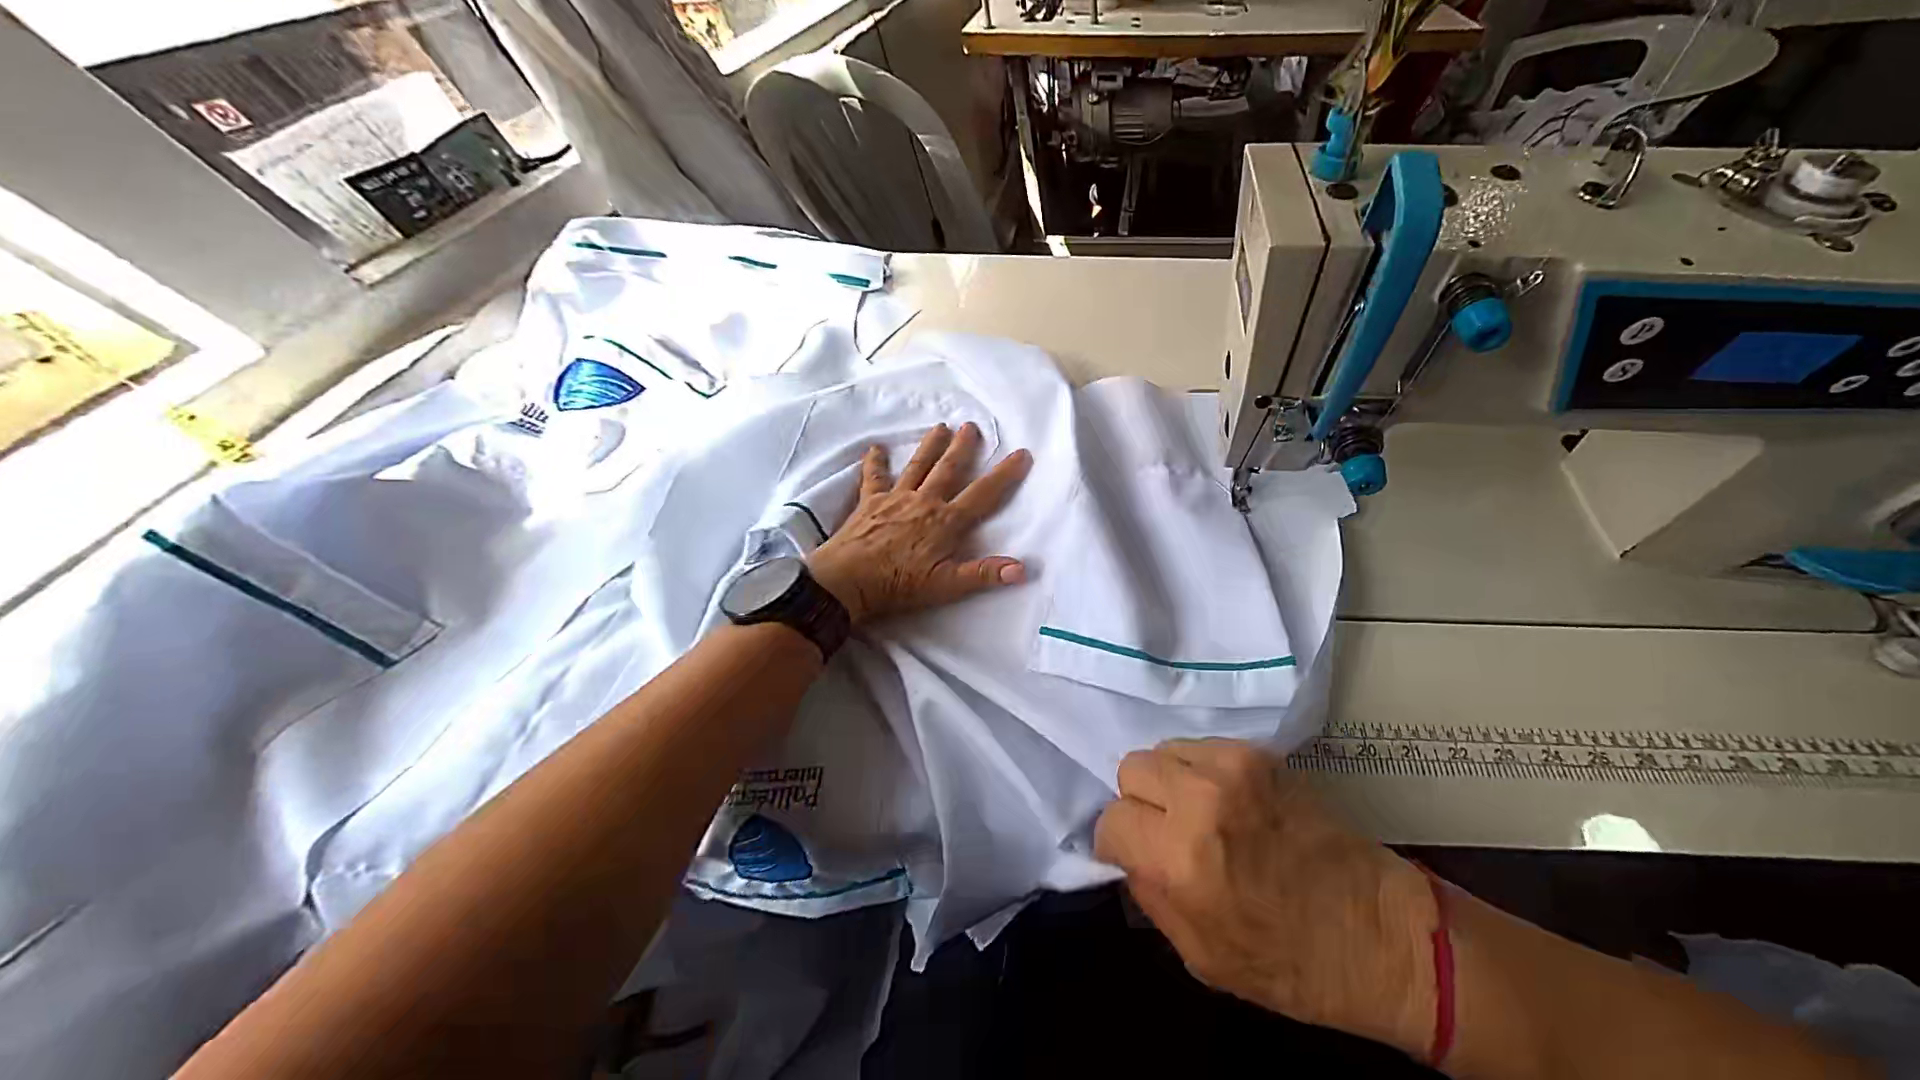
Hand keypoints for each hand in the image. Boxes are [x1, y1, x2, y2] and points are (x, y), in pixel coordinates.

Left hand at [808, 422, 1031, 624]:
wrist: (847, 580)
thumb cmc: (898, 585)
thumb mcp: (946, 586)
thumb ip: (984, 574)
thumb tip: (1022, 569)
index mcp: (946, 521)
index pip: (983, 494)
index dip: (1005, 474)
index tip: (1022, 454)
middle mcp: (924, 501)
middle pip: (949, 469)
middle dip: (963, 448)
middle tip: (972, 426)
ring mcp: (895, 498)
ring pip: (918, 466)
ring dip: (930, 446)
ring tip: (941, 428)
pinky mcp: (870, 502)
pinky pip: (874, 477)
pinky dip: (875, 462)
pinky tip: (875, 448)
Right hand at [1094, 738, 1437, 1056]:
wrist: (1384, 936)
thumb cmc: (1292, 964)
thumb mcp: (1200, 955)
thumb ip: (1150, 895)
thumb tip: (1126, 854)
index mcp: (1180, 858)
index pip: (1111, 820)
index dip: (1118, 842)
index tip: (1136, 854)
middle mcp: (1201, 800)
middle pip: (1131, 769)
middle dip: (1140, 801)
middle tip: (1167, 830)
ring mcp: (1234, 769)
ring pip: (1164, 750)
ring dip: (1171, 780)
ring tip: (1198, 813)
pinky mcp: (1262, 756)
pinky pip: (1204, 747)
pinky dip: (1203, 770)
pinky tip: (1229, 802)